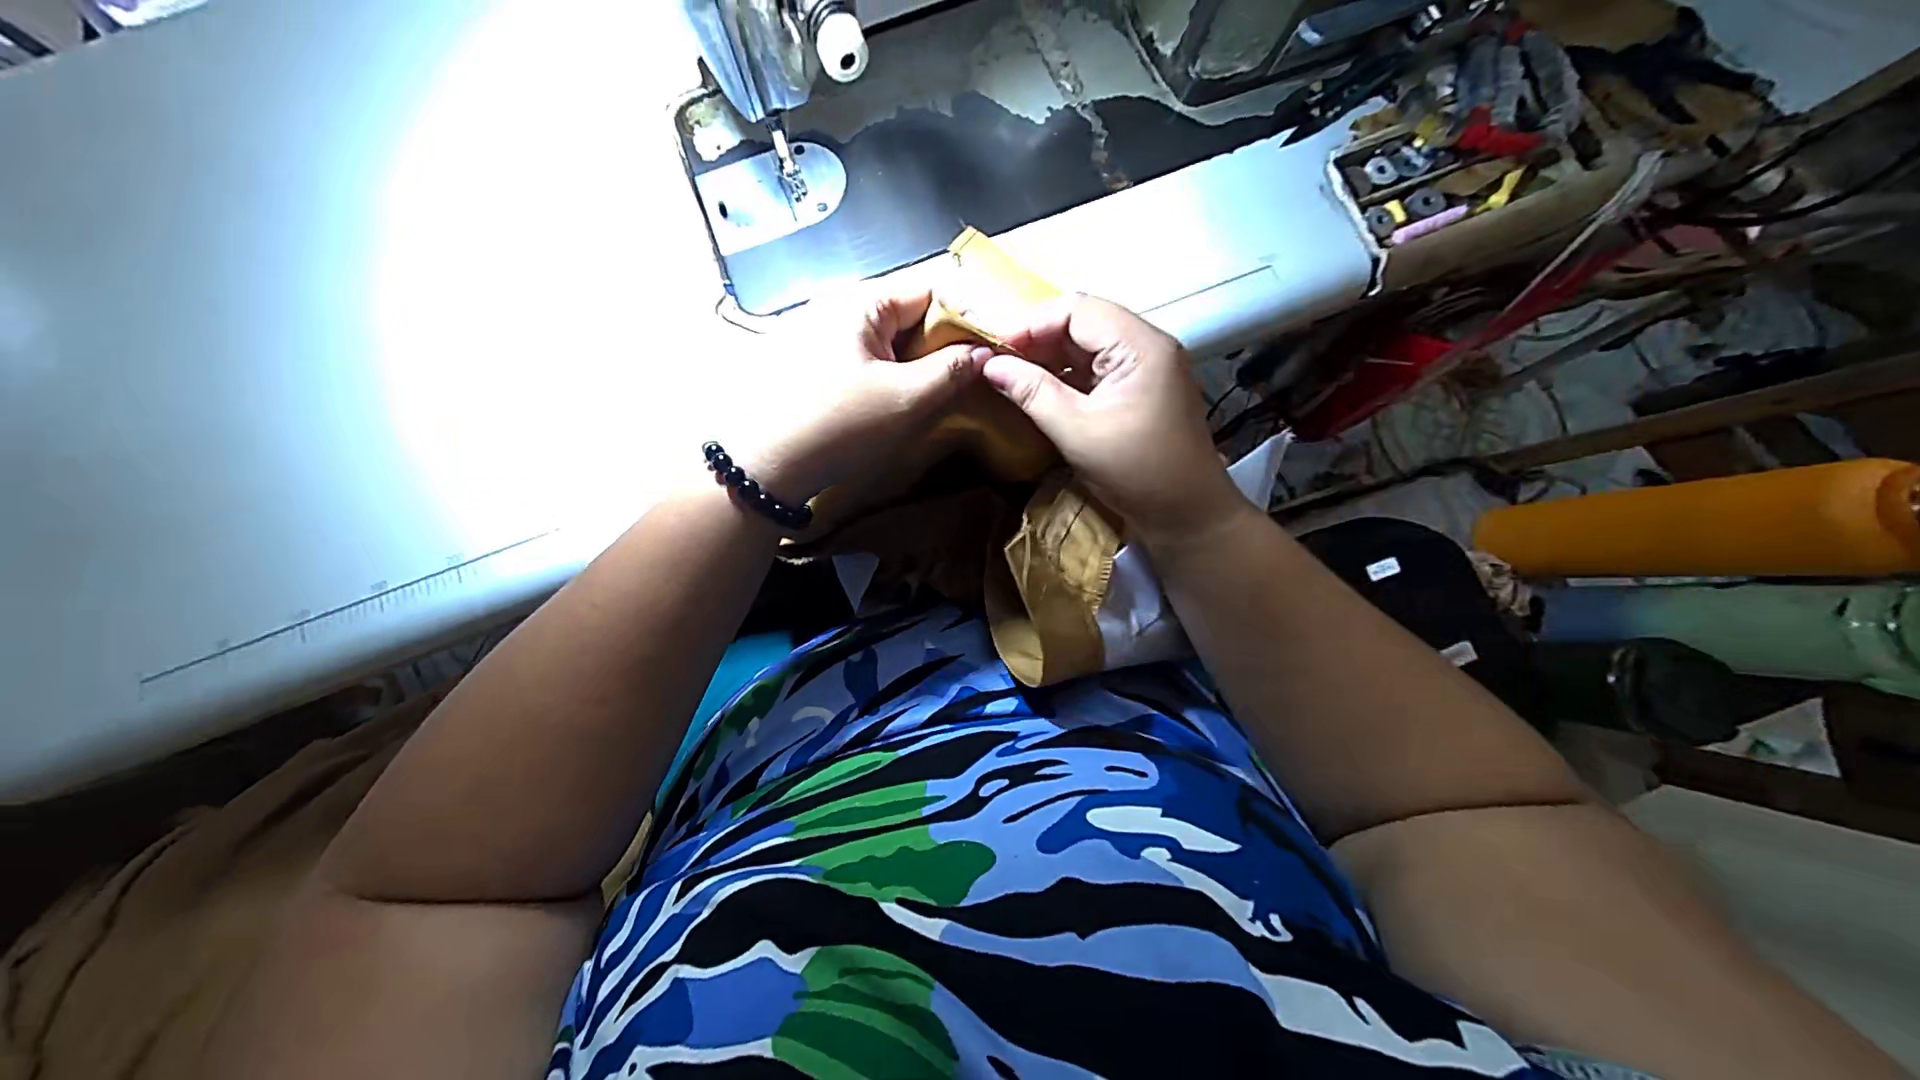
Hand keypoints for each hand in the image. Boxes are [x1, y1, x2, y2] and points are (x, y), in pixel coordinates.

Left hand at [718, 277, 988, 503]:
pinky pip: (868, 358)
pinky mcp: (815, 365)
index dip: (971, 313)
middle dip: (946, 341)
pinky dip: (893, 374)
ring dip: (920, 362)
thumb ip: (953, 371)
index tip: (999, 346)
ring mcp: (824, 335)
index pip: (934, 287)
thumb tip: (986, 353)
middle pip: (912, 312)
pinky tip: (905, 400)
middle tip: (977, 375)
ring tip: (946, 391)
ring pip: (891, 339)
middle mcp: (840, 306)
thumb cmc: (835, 426)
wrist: (762, 470)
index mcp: (862, 300)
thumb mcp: (904, 399)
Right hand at [986, 295, 1243, 544]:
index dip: (1031, 324)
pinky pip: (1097, 369)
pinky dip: (1066, 376)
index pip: (1077, 309)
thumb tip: (990, 366)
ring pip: (1087, 345)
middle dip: (1037, 339)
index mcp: (1141, 346)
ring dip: (1049, 358)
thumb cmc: (1137, 473)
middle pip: (1083, 322)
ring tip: (1012, 377)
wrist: (1188, 516)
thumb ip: (1032, 393)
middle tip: (997, 363)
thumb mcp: (1077, 432)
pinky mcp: (1141, 389)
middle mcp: (1147, 345)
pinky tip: (1039, 391)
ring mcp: (1146, 367)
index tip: (994, 349)